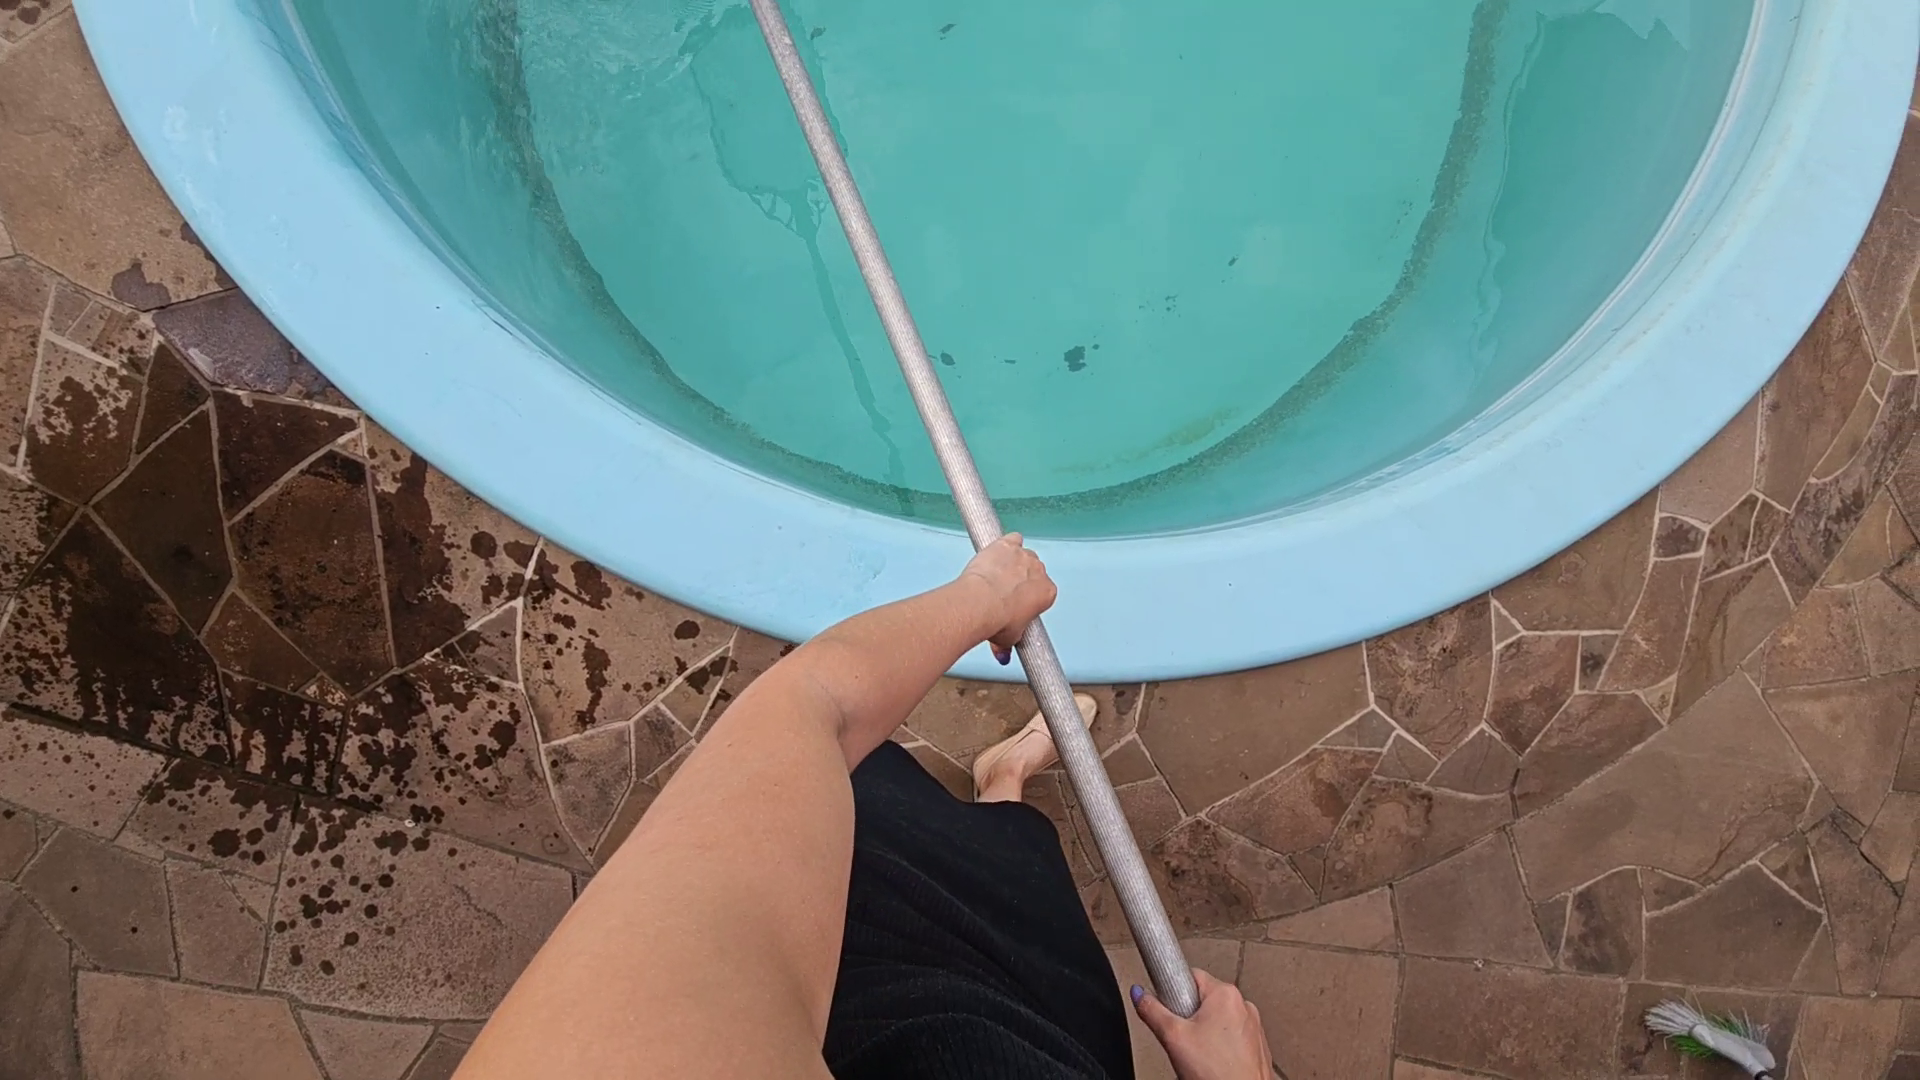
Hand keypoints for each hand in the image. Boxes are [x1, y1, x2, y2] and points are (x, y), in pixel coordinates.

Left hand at [956, 534, 1056, 663]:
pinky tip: (996, 550)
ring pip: (1022, 554)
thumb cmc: (997, 619)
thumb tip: (1002, 653)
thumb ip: (1008, 643)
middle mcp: (1040, 571)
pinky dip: (1006, 543)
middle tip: (1003, 593)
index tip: (1016, 604)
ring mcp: (1023, 555)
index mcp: (1047, 592)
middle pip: (1034, 571)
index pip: (1043, 592)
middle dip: (1020, 580)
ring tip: (995, 575)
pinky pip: (1012, 539)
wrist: (980, 604)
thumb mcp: (1009, 639)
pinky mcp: (1006, 544)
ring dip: (1011, 562)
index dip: (1028, 598)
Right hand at [1133, 970, 1273, 1079]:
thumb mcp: (1173, 1037)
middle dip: (1189, 1018)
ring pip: (1217, 1021)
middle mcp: (1244, 1006)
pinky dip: (1221, 1048)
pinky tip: (1215, 1064)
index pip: (1189, 975)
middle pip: (1202, 1000)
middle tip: (1185, 1038)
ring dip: (1206, 1034)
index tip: (1171, 1006)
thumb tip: (1139, 994)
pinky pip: (1232, 1038)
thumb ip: (1151, 1010)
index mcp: (1226, 994)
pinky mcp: (1258, 1048)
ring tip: (1201, 1055)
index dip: (1174, 991)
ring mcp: (1254, 1028)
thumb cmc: (1219, 1075)